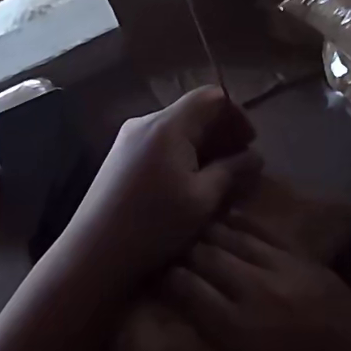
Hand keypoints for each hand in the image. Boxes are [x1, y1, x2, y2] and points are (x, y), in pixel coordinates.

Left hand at [55, 87, 260, 292]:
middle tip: (241, 165)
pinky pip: (161, 144)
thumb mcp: (203, 199)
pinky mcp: (121, 158)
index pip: (212, 97)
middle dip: (223, 132)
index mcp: (169, 125)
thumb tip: (256, 157)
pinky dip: (184, 155)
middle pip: (194, 111)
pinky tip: (191, 184)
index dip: (238, 116)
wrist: (93, 253)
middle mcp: (146, 122)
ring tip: (220, 178)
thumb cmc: (154, 225)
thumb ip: (233, 171)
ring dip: (205, 146)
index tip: (251, 145)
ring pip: (178, 129)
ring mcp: (129, 139)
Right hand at [161, 217, 350, 350]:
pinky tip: (228, 219)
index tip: (148, 277)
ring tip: (190, 231)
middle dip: (180, 251)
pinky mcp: (306, 260)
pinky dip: (243, 224)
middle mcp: (253, 290)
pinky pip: (266, 233)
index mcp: (233, 328)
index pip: (183, 287)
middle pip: (204, 255)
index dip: (161, 277)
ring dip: (208, 233)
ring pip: (234, 238)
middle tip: (164, 251)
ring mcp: (283, 270)